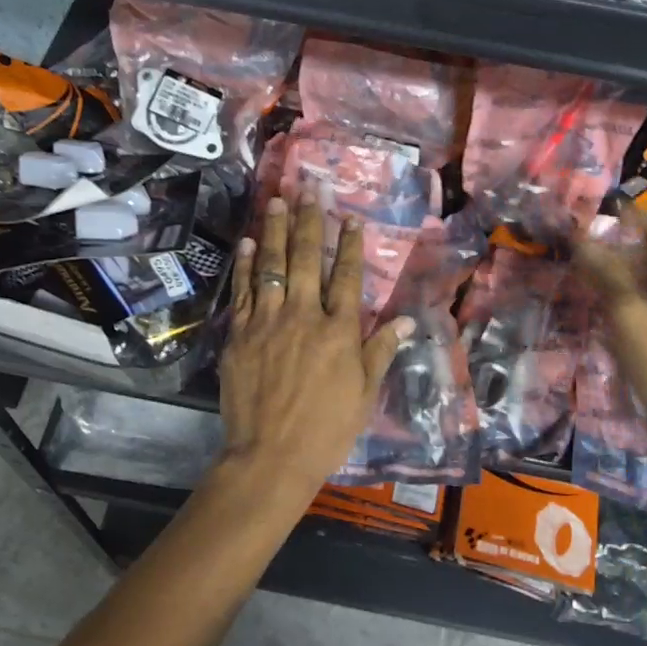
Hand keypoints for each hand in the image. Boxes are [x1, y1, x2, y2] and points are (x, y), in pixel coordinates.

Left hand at [219, 186, 410, 493]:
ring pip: (272, 266)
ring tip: (278, 199)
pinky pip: (243, 291)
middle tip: (309, 188)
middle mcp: (303, 316)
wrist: (270, 457)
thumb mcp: (364, 395)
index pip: (347, 277)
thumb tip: (408, 321)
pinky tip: (248, 242)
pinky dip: (246, 264)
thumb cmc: (325, 430)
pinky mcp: (239, 334)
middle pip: (308, 259)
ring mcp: (267, 322)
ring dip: (276, 230)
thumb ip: (381, 352)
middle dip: (310, 220)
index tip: (350, 216)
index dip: (350, 244)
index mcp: (338, 331)